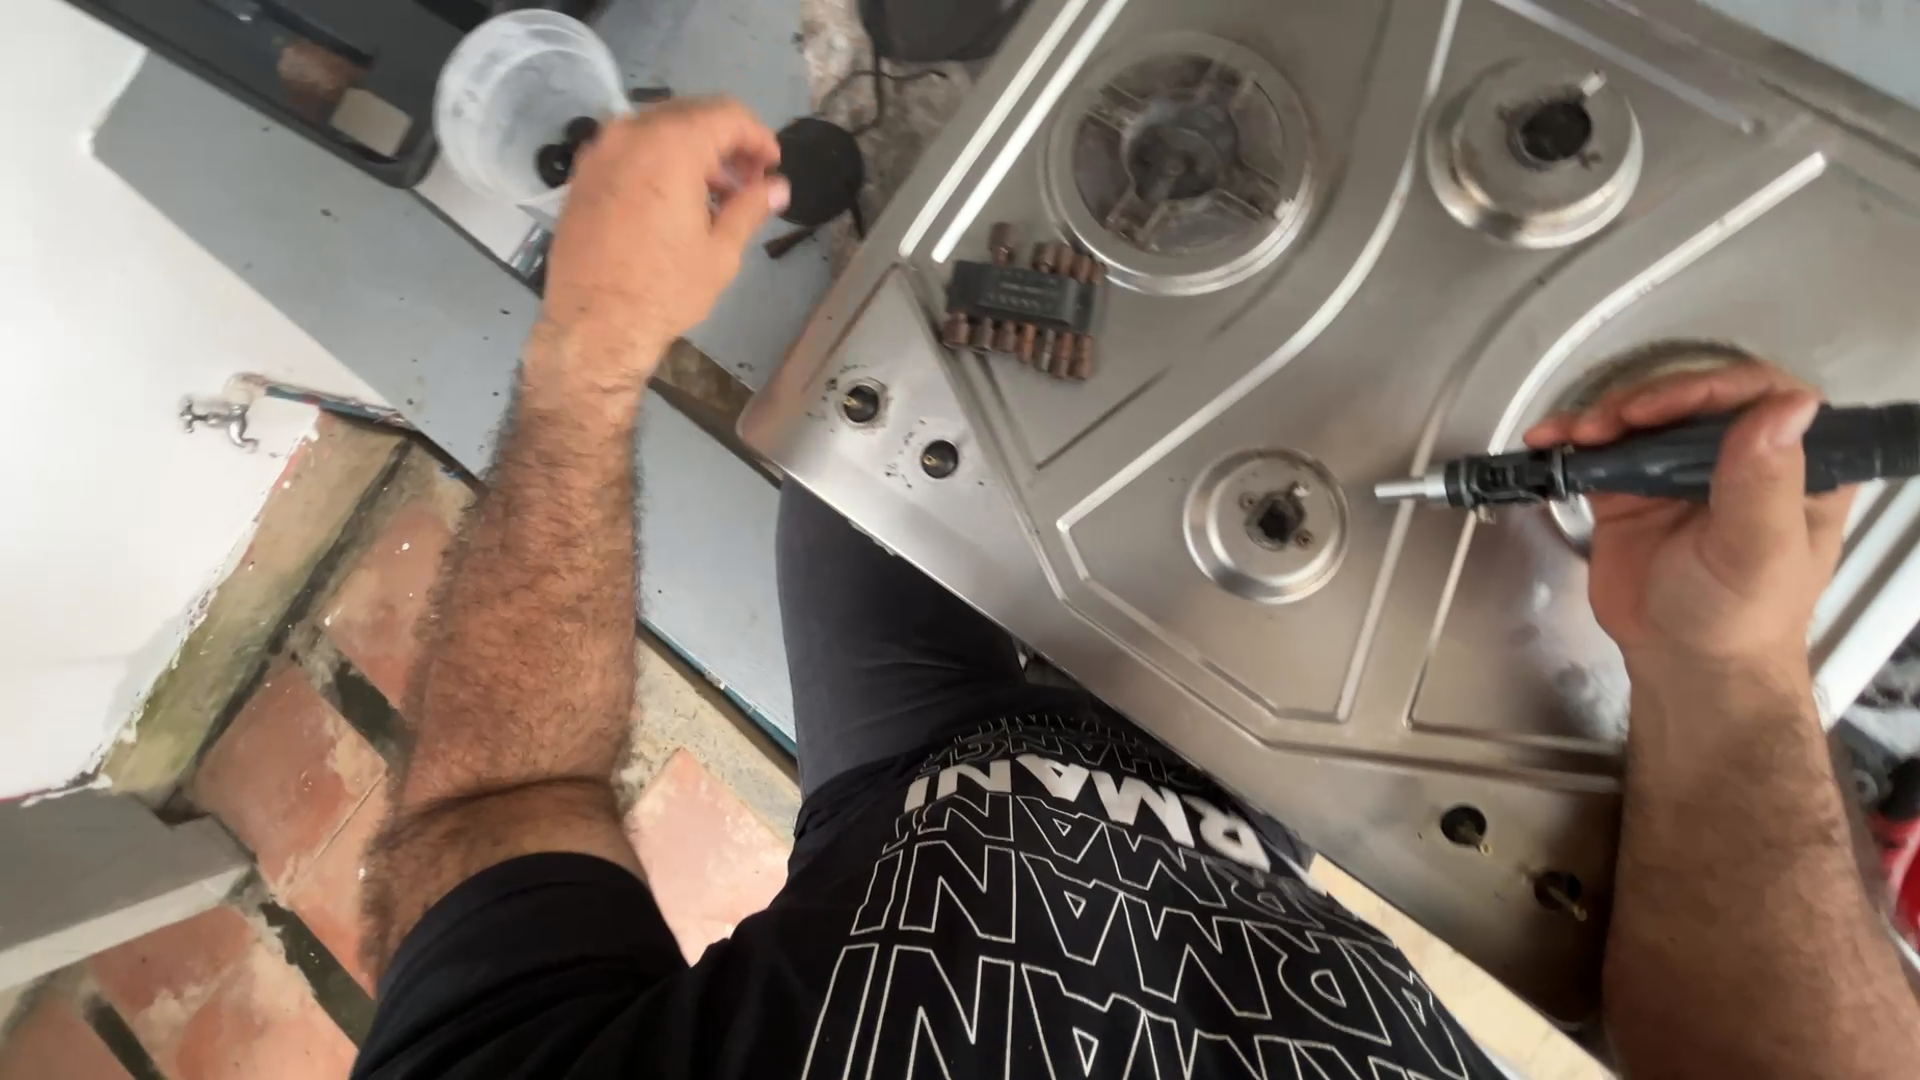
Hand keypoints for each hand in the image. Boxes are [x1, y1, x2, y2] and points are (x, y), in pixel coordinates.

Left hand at [534, 97, 790, 397]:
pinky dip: (662, 163)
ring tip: (717, 196)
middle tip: (750, 181)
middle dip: (727, 143)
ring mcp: (601, 151)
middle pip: (691, 115)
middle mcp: (631, 134)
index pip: (726, 115)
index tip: (773, 165)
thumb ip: (750, 208)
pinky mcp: (584, 174)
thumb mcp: (721, 252)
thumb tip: (777, 188)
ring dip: (694, 153)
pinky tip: (678, 202)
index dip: (758, 136)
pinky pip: (632, 151)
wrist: (597, 323)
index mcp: (671, 147)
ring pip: (659, 130)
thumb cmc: (666, 291)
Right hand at [1523, 363, 1853, 691]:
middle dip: (1641, 403)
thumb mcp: (1756, 549)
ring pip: (1638, 424)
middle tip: (1604, 424)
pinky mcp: (1625, 493)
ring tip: (1566, 434)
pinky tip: (1544, 442)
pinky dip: (1567, 445)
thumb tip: (1785, 407)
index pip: (1760, 400)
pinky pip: (1597, 456)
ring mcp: (1674, 476)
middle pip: (1690, 403)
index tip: (1654, 410)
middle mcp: (1733, 461)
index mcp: (1791, 467)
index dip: (1707, 390)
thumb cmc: (1735, 611)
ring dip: (1597, 418)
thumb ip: (1763, 482)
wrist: (1679, 658)